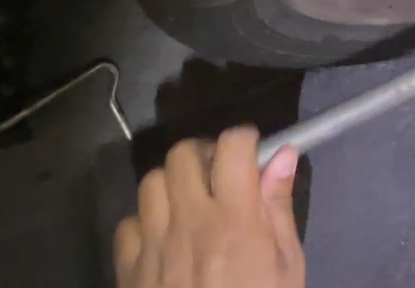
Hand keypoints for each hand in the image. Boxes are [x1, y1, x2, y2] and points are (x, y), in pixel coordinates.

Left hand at [114, 129, 303, 287]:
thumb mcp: (288, 267)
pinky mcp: (128, 275)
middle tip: (220, 176)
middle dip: (205, 154)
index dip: (245, 140)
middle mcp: (190, 223)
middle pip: (183, 154)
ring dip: (173, 185)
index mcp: (236, 219)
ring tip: (190, 204)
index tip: (253, 154)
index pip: (232, 145)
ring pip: (151, 183)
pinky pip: (126, 226)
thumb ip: (278, 207)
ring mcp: (153, 249)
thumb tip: (283, 154)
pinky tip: (164, 240)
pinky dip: (144, 224)